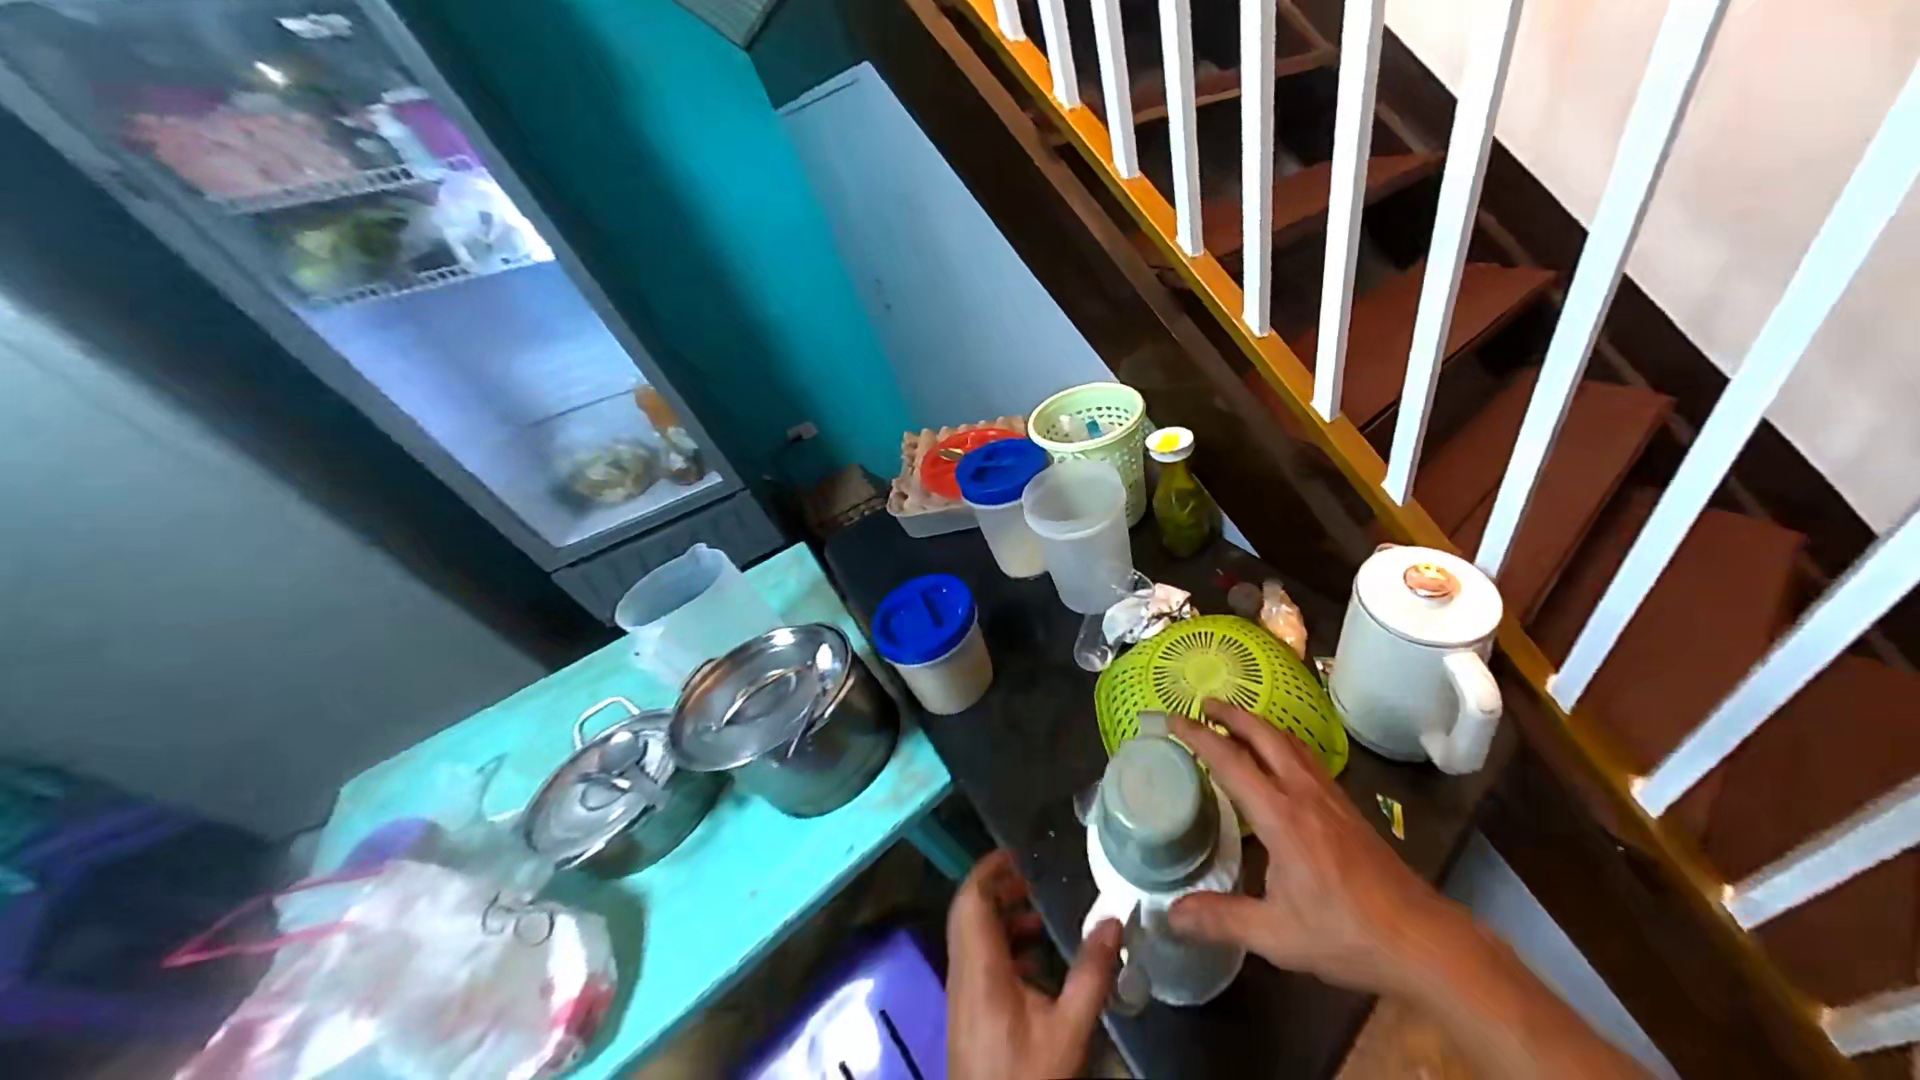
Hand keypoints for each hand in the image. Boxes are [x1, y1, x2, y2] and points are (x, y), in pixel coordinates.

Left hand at [947, 849, 1121, 1079]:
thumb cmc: (1026, 1076)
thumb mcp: (1068, 1030)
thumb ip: (1090, 974)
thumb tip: (1112, 920)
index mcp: (979, 968)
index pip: (971, 901)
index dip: (988, 870)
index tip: (1017, 854)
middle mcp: (962, 972)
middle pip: (969, 911)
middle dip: (997, 887)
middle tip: (1031, 878)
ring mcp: (961, 991)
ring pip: (972, 934)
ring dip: (1000, 916)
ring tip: (1038, 913)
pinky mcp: (967, 1008)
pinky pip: (977, 958)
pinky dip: (1001, 944)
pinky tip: (1034, 959)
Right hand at [1167, 700, 1467, 994]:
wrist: (1425, 942)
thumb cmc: (1347, 934)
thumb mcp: (1277, 935)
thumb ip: (1221, 919)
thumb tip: (1168, 916)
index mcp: (1282, 816)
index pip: (1231, 761)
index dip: (1198, 736)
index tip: (1172, 720)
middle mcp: (1305, 795)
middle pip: (1265, 736)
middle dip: (1231, 714)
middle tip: (1203, 704)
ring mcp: (1330, 799)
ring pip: (1290, 743)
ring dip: (1258, 725)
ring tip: (1235, 721)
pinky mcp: (1348, 809)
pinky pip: (1307, 759)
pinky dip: (1281, 743)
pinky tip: (1278, 759)